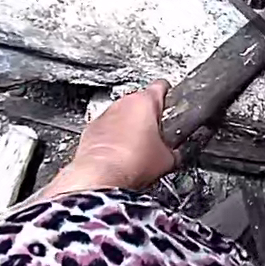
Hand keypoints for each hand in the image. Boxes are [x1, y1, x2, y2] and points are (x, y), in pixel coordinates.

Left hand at [38, 80, 177, 198]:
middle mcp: (123, 103)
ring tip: (136, 150)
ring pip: (121, 115)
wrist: (101, 178)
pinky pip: (106, 129)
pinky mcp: (91, 130)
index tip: (170, 100)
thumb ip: (173, 150)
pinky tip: (119, 156)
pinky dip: (112, 138)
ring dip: (128, 127)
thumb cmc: (132, 163)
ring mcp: (104, 115)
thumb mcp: (167, 159)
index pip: (161, 86)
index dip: (168, 93)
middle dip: (147, 117)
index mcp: (145, 102)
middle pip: (140, 102)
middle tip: (155, 137)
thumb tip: (173, 155)